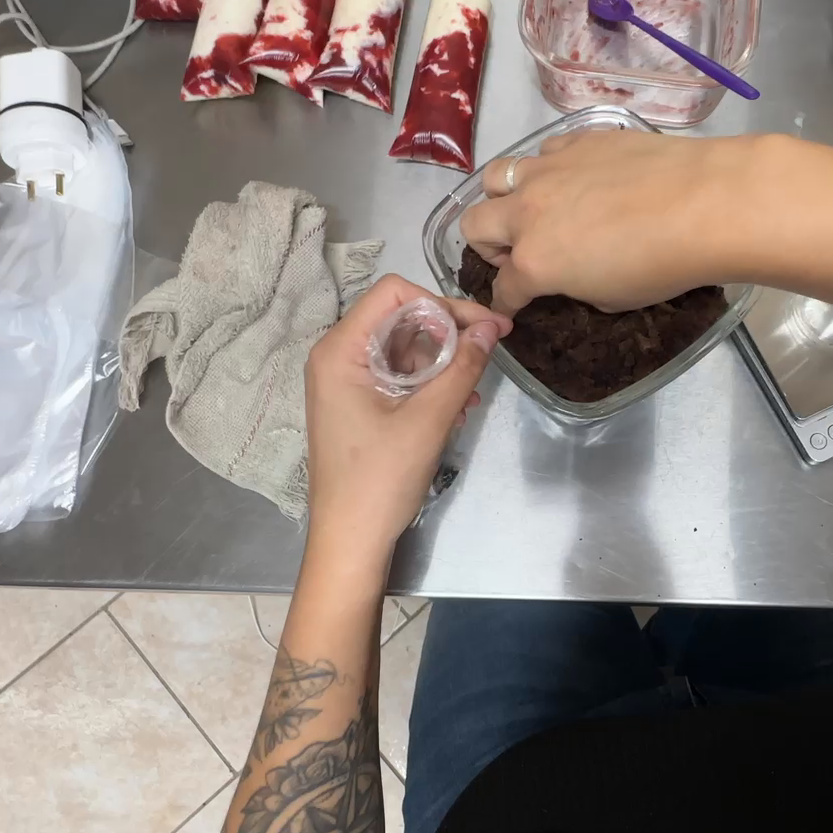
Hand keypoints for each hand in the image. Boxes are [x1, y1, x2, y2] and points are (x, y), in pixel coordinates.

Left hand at [304, 275, 510, 554]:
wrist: (351, 539)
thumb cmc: (380, 479)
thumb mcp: (428, 420)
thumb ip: (463, 369)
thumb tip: (493, 328)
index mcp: (340, 350)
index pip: (395, 293)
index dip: (442, 303)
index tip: (483, 329)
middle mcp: (339, 356)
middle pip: (402, 319)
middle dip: (449, 334)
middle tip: (493, 350)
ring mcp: (348, 381)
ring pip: (406, 349)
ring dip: (445, 363)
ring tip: (474, 393)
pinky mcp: (361, 404)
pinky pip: (401, 377)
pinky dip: (432, 385)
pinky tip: (458, 408)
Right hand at [458, 130, 758, 314]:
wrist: (703, 205)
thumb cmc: (659, 267)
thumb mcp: (610, 299)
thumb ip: (576, 286)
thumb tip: (572, 274)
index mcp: (534, 262)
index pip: (503, 289)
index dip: (504, 304)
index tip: (509, 308)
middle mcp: (528, 212)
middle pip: (475, 224)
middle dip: (486, 247)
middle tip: (515, 255)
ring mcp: (550, 169)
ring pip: (497, 175)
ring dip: (505, 198)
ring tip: (534, 209)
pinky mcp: (578, 139)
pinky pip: (544, 152)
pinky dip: (548, 170)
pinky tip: (575, 180)